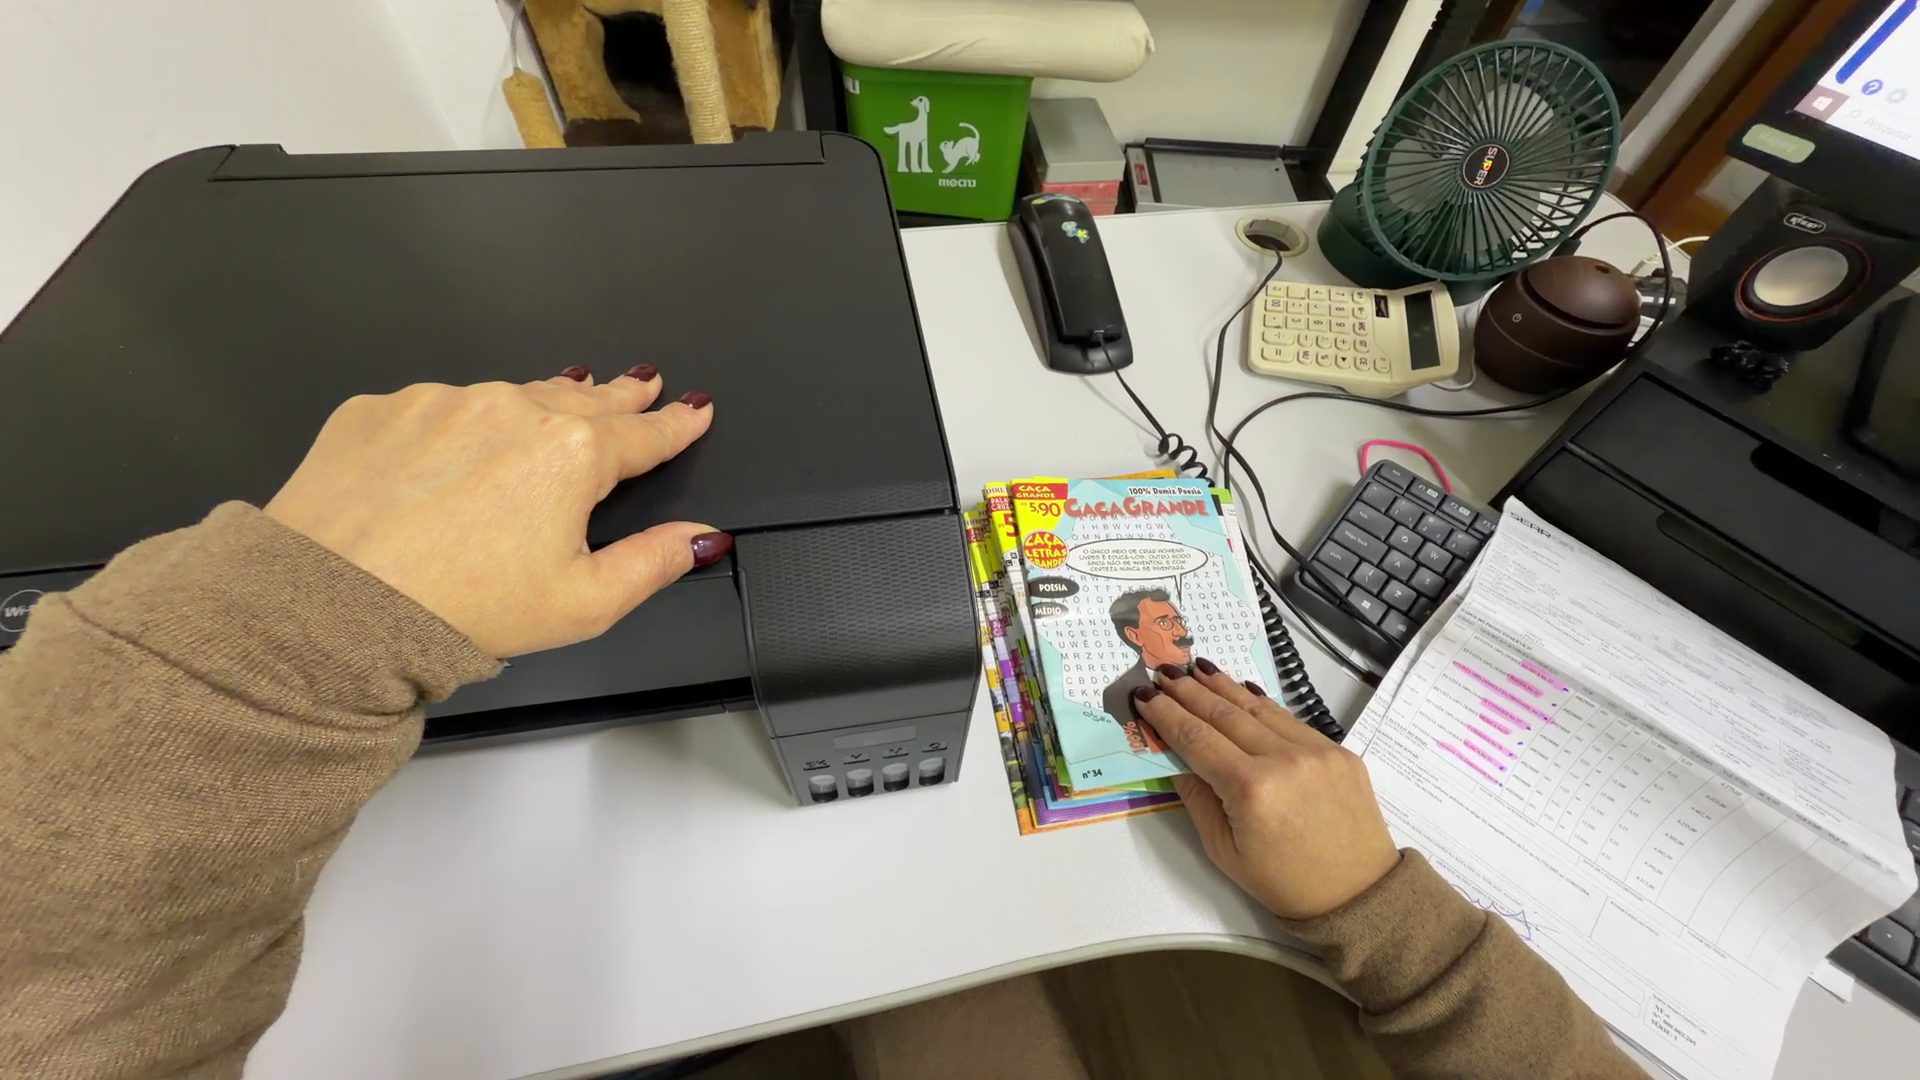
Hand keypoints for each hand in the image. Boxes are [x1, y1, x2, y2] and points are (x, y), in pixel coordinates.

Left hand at [264, 365, 726, 657]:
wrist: (322, 608)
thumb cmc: (463, 607)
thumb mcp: (587, 601)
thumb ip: (658, 561)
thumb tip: (705, 536)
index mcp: (572, 454)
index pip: (645, 433)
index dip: (676, 423)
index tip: (695, 407)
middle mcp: (513, 410)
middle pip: (588, 398)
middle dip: (623, 392)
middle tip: (645, 381)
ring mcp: (443, 402)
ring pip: (519, 393)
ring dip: (552, 398)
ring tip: (574, 394)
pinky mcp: (383, 409)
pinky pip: (446, 405)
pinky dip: (472, 417)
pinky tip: (473, 441)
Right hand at [1131, 660, 1400, 919]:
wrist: (1360, 895)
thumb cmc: (1283, 881)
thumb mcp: (1222, 849)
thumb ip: (1195, 795)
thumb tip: (1173, 753)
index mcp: (1251, 790)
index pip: (1196, 738)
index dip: (1166, 713)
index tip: (1143, 694)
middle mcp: (1283, 760)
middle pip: (1223, 714)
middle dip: (1187, 690)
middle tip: (1162, 670)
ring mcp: (1315, 750)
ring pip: (1256, 707)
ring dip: (1221, 685)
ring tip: (1195, 667)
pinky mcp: (1337, 750)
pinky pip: (1288, 717)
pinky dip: (1259, 701)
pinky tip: (1240, 687)